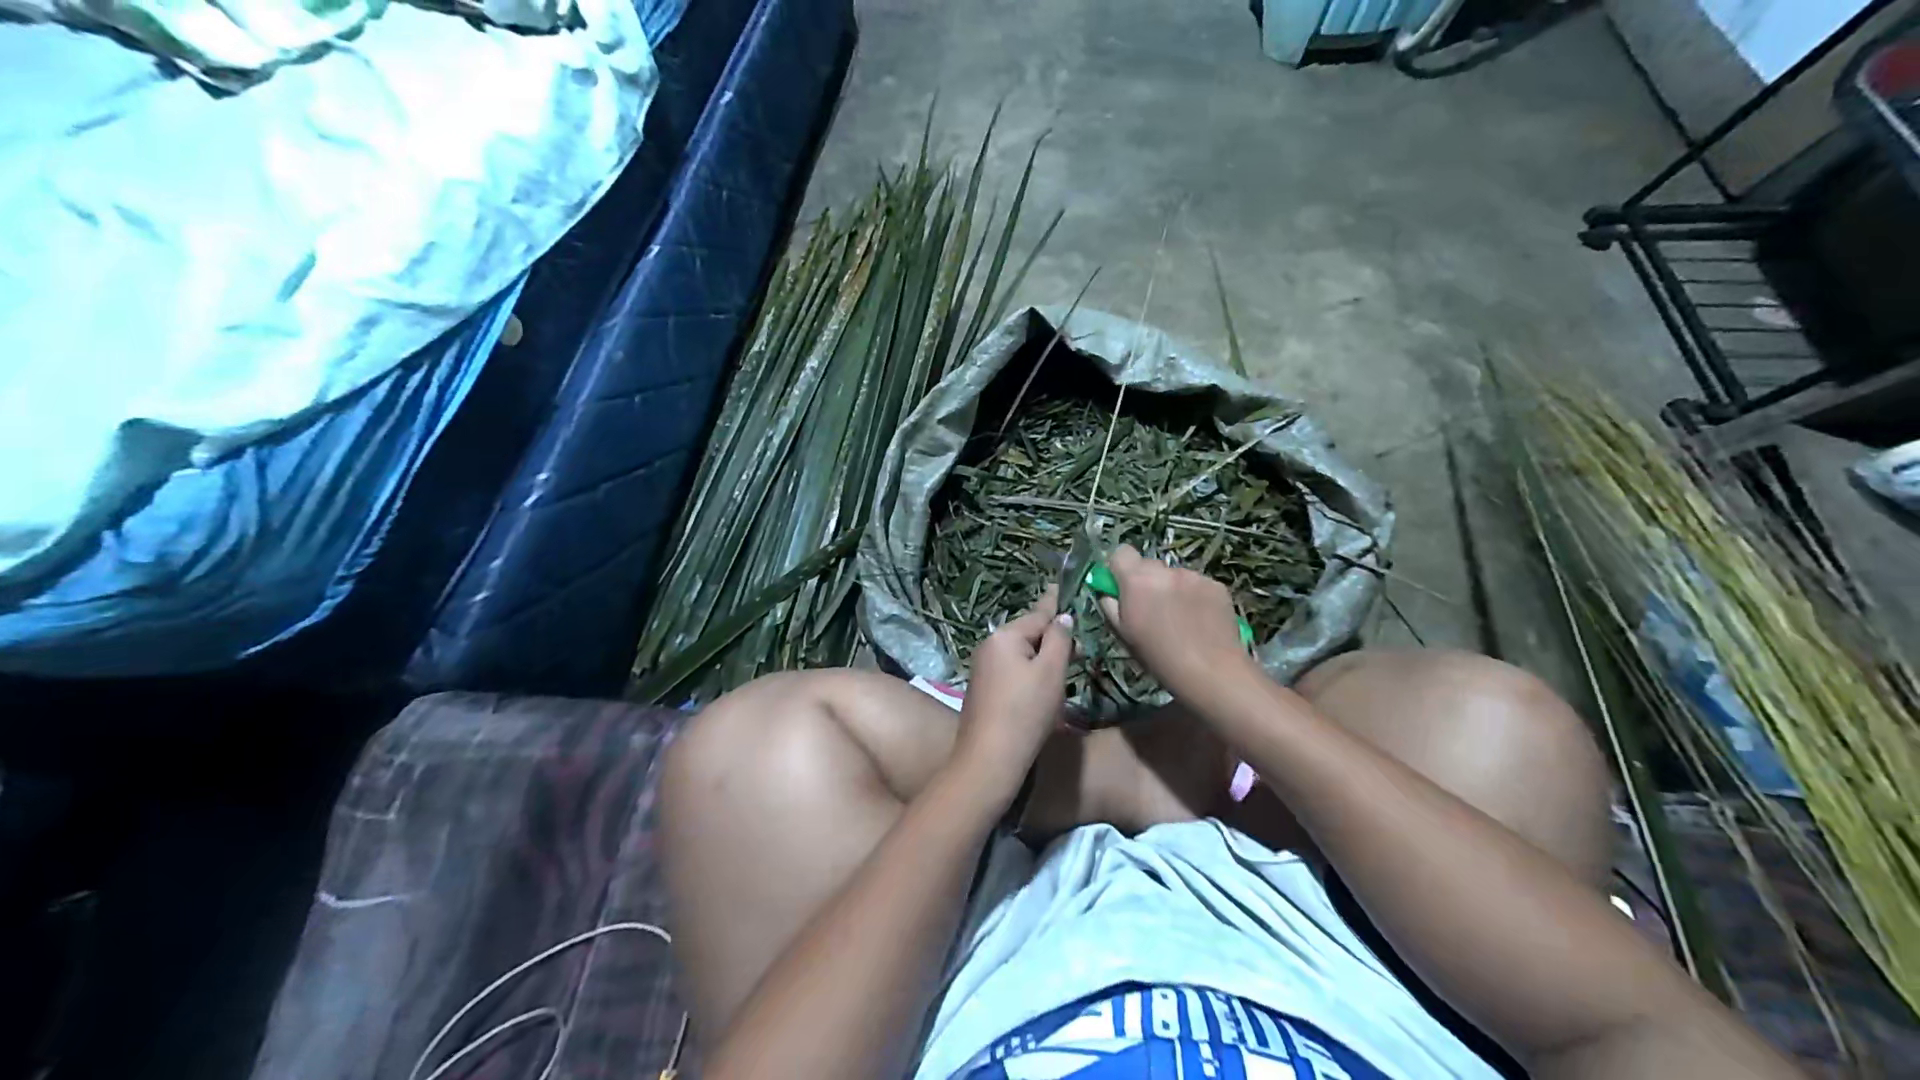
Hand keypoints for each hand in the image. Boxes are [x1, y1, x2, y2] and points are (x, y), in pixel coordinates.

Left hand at [953, 588, 1074, 803]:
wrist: (990, 757)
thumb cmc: (1026, 711)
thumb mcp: (1051, 671)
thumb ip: (1059, 639)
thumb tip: (1062, 617)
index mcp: (1003, 636)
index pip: (1039, 615)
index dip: (1058, 608)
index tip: (1065, 588)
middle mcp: (988, 645)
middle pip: (1028, 634)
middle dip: (1052, 639)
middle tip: (1079, 649)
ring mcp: (982, 668)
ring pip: (1021, 654)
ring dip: (1042, 659)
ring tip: (1065, 670)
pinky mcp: (982, 689)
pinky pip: (1012, 671)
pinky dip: (1029, 674)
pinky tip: (1042, 690)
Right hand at [1098, 544, 1259, 700]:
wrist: (1211, 671)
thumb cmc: (1158, 657)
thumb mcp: (1122, 634)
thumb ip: (1109, 604)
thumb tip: (1108, 591)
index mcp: (1137, 580)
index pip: (1121, 552)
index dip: (1119, 568)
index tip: (1122, 589)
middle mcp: (1166, 570)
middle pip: (1149, 564)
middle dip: (1146, 581)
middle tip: (1151, 609)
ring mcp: (1194, 576)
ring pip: (1174, 575)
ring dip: (1172, 589)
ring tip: (1180, 619)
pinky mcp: (1217, 585)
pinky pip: (1197, 584)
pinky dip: (1194, 597)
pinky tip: (1199, 621)